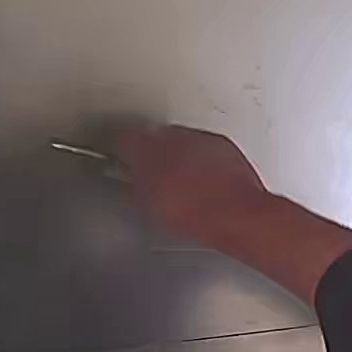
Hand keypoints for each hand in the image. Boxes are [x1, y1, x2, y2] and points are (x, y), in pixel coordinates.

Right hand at [111, 123, 351, 304]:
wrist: (238, 216)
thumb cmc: (195, 214)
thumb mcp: (150, 208)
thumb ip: (135, 188)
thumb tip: (129, 183)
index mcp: (149, 148)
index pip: (124, 137)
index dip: (116, 147)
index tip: (114, 154)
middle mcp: (175, 136)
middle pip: (153, 135)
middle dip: (148, 150)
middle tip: (145, 170)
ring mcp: (201, 139)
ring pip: (180, 139)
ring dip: (174, 154)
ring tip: (175, 178)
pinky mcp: (223, 145)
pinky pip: (203, 147)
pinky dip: (197, 158)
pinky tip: (199, 179)